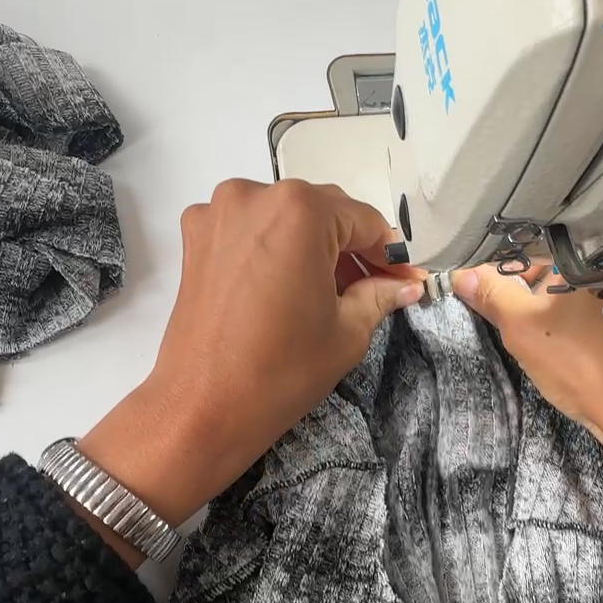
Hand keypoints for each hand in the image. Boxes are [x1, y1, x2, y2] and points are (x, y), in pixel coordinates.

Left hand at [73, 179, 422, 563]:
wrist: (204, 407)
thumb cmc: (282, 371)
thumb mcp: (347, 332)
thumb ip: (380, 295)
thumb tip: (407, 284)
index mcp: (300, 211)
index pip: (364, 221)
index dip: (391, 254)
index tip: (407, 280)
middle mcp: (255, 195)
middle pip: (323, 212)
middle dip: (353, 248)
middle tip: (377, 287)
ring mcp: (218, 214)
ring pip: (285, 219)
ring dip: (313, 247)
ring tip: (330, 291)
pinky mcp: (195, 239)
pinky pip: (250, 231)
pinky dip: (273, 250)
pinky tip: (286, 287)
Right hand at [451, 266, 602, 447]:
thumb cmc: (590, 365)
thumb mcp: (525, 328)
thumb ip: (493, 295)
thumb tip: (464, 275)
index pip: (543, 241)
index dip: (510, 267)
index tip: (489, 289)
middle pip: (569, 262)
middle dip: (537, 288)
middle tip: (514, 318)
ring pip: (590, 285)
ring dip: (563, 305)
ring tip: (546, 335)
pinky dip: (589, 317)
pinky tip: (577, 343)